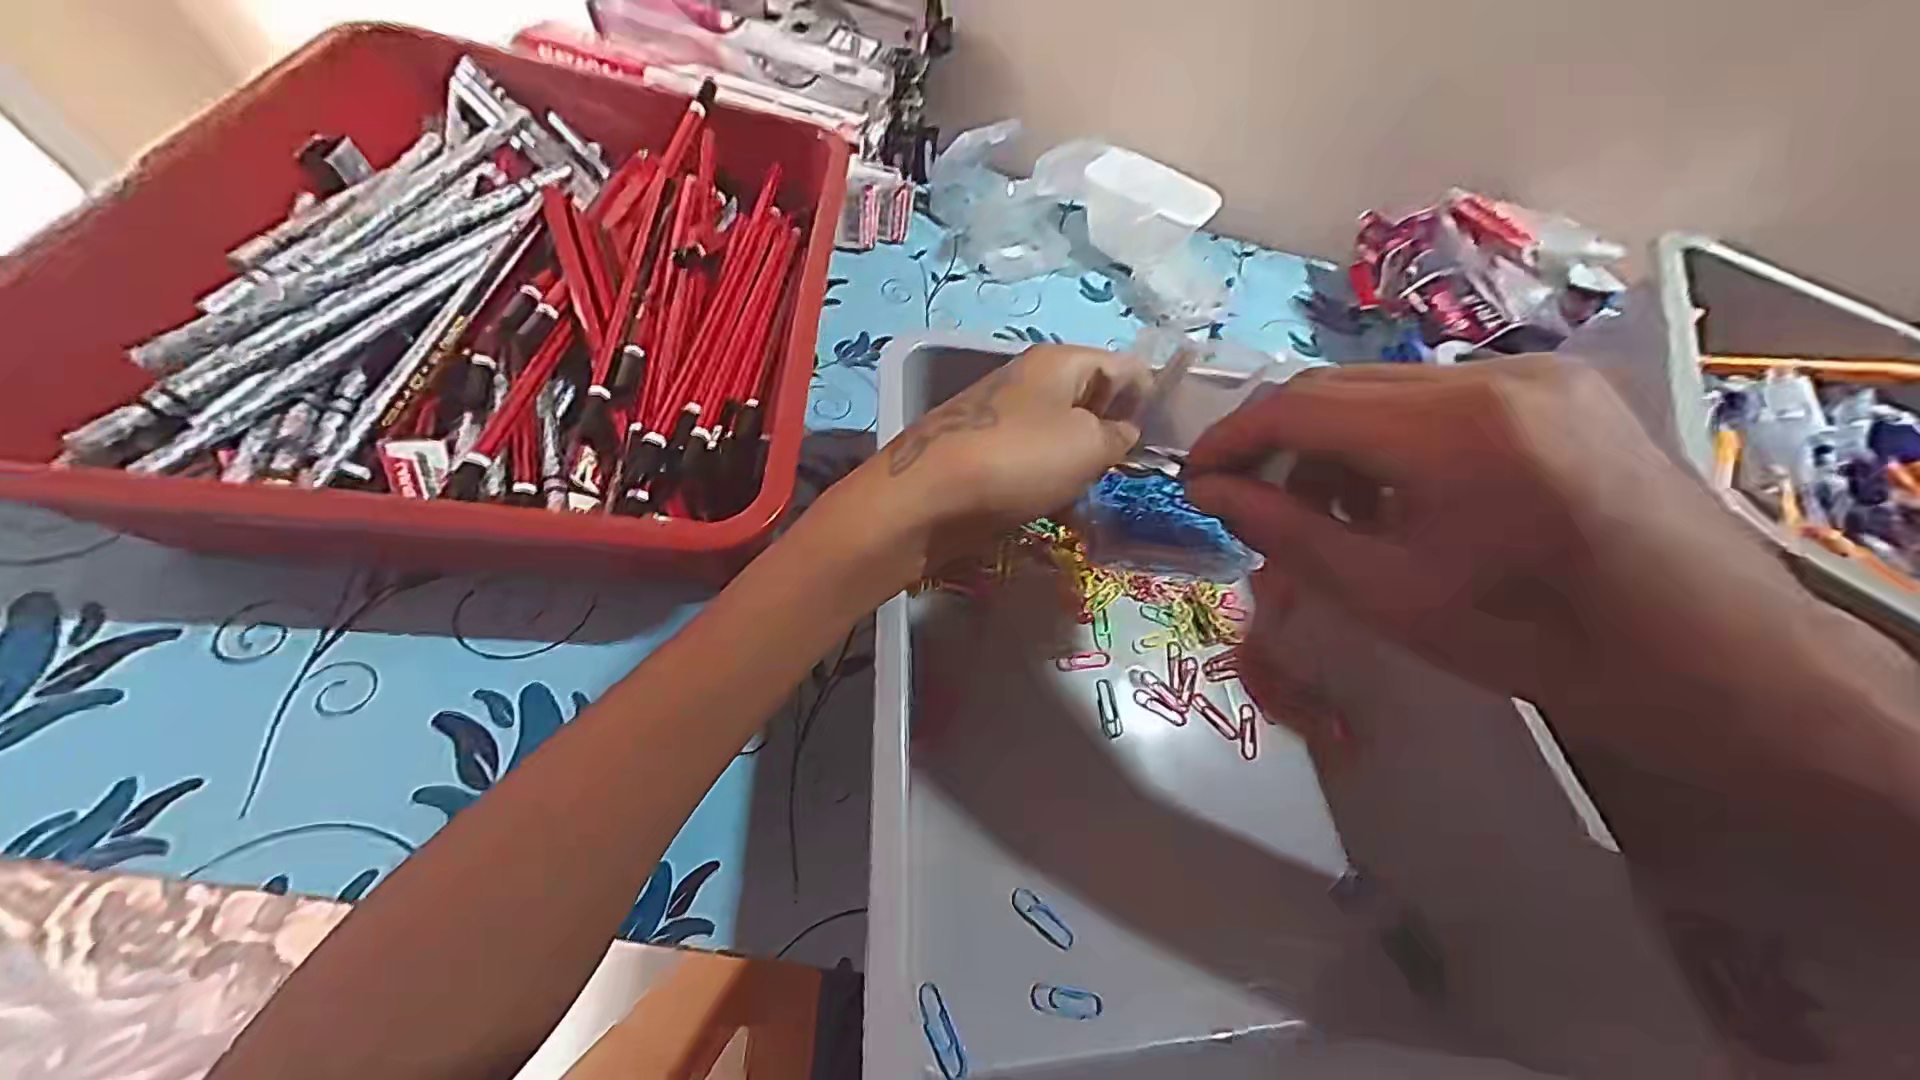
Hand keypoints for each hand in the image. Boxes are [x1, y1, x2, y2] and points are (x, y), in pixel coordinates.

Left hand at [827, 344, 1147, 574]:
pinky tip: (1059, 510)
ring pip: (1061, 437)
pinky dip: (1050, 483)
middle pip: (1090, 400)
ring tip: (1094, 494)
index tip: (1164, 439)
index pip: (1122, 366)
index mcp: (1058, 362)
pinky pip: (1032, 464)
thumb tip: (1123, 431)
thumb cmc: (1017, 461)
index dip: (1149, 398)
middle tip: (1129, 471)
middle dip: (1114, 434)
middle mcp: (1029, 383)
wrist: (926, 500)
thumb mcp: (1088, 444)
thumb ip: (1119, 434)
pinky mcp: (985, 457)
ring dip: (1082, 464)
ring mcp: (1003, 420)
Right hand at [1182, 356, 1919, 812]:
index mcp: (1455, 429)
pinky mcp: (1550, 388)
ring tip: (1315, 509)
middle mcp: (1493, 375)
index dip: (1231, 437)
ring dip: (1323, 442)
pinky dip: (1377, 440)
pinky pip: (1426, 399)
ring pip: (1376, 389)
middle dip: (1272, 439)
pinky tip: (1380, 495)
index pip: (1301, 404)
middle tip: (1240, 495)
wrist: (1706, 654)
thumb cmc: (1532, 639)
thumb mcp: (1382, 592)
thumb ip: (1281, 529)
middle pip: (1334, 384)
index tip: (1193, 476)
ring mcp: (1531, 373)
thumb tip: (1208, 491)